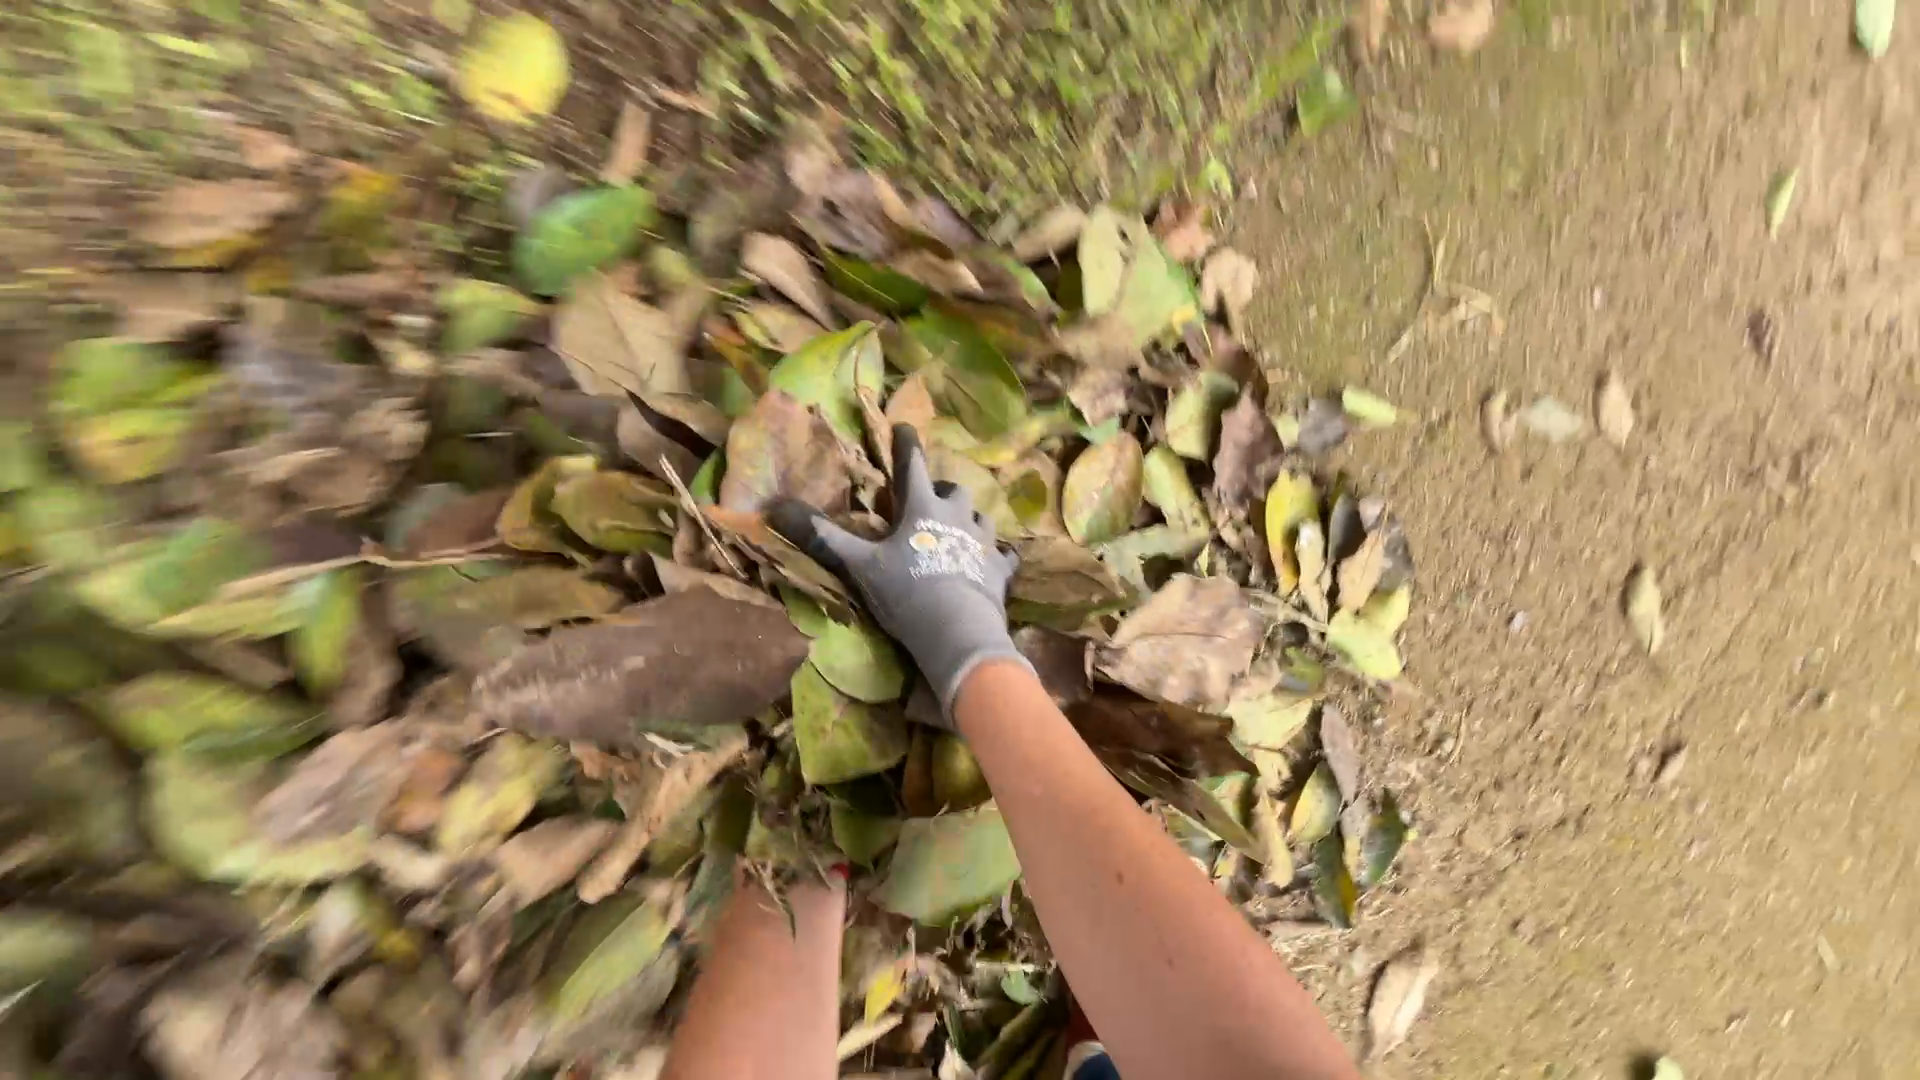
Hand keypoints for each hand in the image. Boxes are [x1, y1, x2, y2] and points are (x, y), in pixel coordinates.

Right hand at [768, 425, 1028, 724]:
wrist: (959, 632)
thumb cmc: (907, 592)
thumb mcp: (859, 565)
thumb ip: (821, 536)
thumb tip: (773, 506)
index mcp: (923, 507)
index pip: (912, 465)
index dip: (905, 444)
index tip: (904, 427)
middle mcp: (958, 516)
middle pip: (954, 490)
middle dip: (941, 490)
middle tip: (929, 500)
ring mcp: (984, 543)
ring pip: (981, 518)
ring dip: (968, 519)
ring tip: (957, 530)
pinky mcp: (1000, 571)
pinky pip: (1003, 555)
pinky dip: (995, 556)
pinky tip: (992, 563)